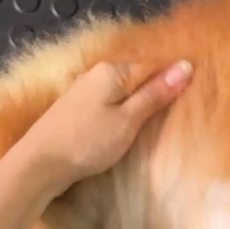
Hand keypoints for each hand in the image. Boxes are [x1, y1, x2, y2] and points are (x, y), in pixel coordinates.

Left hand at [9, 60, 192, 189]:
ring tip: (152, 121)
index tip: (190, 95)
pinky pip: (105, 102)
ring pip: (118, 91)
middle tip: (175, 112)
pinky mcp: (72, 109)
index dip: (172, 79)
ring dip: (135, 102)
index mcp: (112, 70)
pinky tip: (122, 125)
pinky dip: (118, 111)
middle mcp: (95, 73)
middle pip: (134, 76)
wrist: (39, 163)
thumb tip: (186, 65)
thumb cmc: (87, 142)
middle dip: (153, 89)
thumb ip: (155, 94)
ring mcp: (81, 90)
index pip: (152, 66)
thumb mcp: (128, 120)